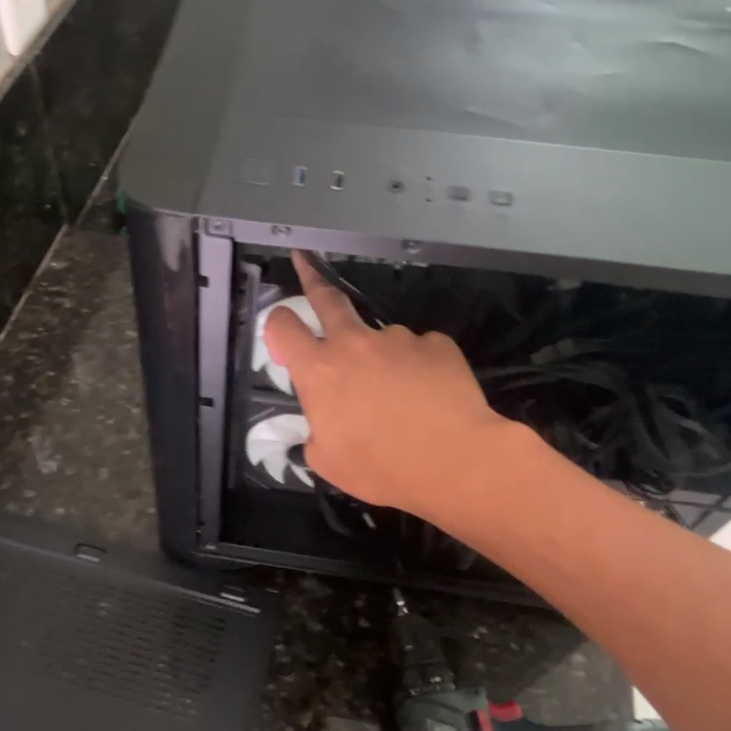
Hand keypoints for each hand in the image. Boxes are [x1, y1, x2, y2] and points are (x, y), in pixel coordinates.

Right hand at [264, 251, 519, 518]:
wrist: (453, 460)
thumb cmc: (381, 467)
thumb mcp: (328, 462)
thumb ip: (318, 433)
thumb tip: (324, 427)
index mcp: (319, 371)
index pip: (284, 326)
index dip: (278, 324)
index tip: (283, 331)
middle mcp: (355, 343)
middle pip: (328, 299)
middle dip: (313, 279)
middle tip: (307, 263)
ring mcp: (399, 339)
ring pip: (381, 338)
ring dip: (381, 357)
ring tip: (401, 396)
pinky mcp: (437, 344)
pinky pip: (421, 351)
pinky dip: (419, 368)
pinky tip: (431, 395)